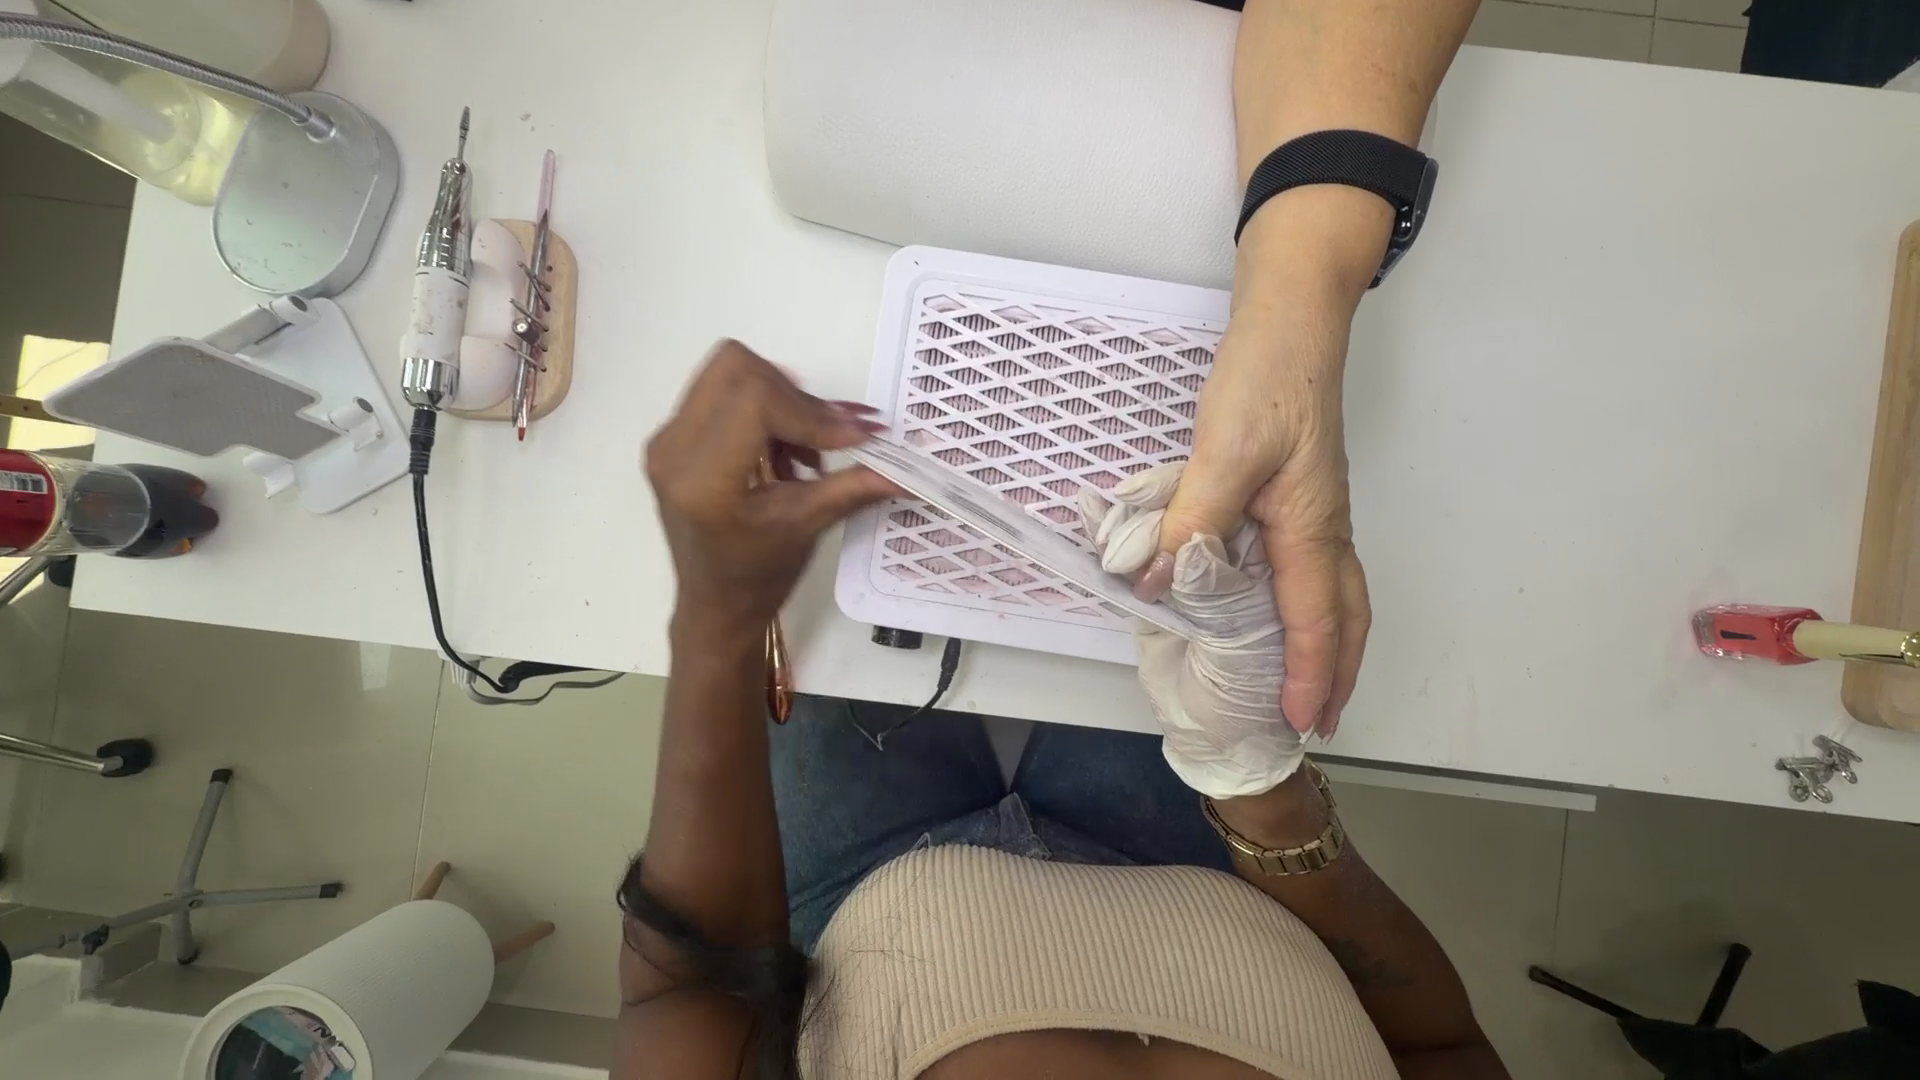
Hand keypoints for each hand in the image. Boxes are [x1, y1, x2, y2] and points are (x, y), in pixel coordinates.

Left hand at [645, 340, 897, 636]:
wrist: (716, 602)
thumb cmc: (759, 575)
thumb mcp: (809, 526)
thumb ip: (854, 486)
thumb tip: (908, 467)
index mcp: (702, 478)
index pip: (756, 402)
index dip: (811, 412)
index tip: (855, 438)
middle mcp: (673, 448)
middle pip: (737, 368)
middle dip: (795, 396)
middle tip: (829, 436)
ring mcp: (668, 438)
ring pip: (730, 371)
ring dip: (781, 399)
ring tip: (807, 450)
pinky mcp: (675, 435)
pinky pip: (723, 391)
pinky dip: (765, 408)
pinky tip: (787, 451)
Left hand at [1143, 198, 1378, 739]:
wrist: (1291, 323)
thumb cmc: (1264, 383)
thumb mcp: (1224, 453)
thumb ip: (1192, 521)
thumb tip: (1154, 585)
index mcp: (1309, 527)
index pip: (1315, 618)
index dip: (1309, 673)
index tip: (1302, 721)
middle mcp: (1324, 527)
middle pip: (1346, 615)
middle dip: (1337, 672)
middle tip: (1322, 720)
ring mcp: (1318, 511)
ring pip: (1338, 594)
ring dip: (1331, 644)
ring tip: (1316, 682)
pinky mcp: (1301, 495)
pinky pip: (1316, 569)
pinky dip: (1313, 607)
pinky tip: (1284, 611)